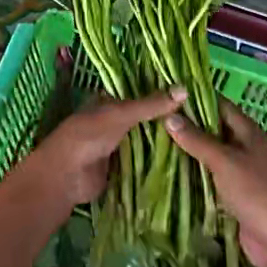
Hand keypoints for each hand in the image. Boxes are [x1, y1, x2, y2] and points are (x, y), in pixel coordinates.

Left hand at [22, 87, 188, 208]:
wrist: (66, 177)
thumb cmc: (89, 135)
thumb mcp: (122, 114)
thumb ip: (151, 104)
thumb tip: (185, 90)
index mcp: (110, 100)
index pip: (141, 91)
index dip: (162, 92)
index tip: (190, 92)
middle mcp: (114, 119)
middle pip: (144, 116)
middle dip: (165, 117)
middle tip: (200, 115)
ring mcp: (117, 144)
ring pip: (145, 138)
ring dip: (163, 139)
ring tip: (198, 134)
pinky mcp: (120, 166)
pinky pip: (143, 159)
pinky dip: (157, 159)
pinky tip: (183, 156)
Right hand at [165, 101, 266, 266]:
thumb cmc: (255, 191)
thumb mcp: (224, 161)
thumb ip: (197, 140)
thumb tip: (169, 117)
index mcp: (249, 131)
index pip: (220, 105)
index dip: (197, 100)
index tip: (169, 97)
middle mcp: (246, 146)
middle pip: (215, 130)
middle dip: (190, 127)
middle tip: (157, 122)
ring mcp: (242, 172)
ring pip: (213, 155)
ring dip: (191, 152)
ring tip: (159, 144)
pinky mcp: (236, 195)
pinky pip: (213, 178)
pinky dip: (197, 175)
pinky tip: (174, 174)